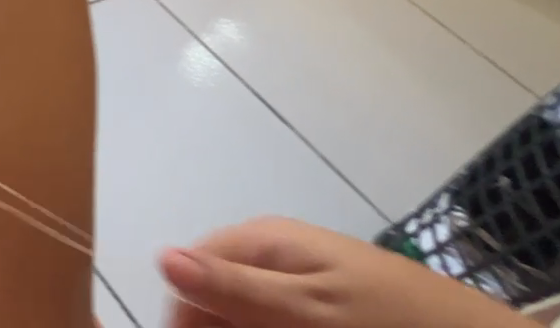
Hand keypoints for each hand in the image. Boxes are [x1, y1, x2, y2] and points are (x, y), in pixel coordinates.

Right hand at [162, 217, 535, 327]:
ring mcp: (307, 281)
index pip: (189, 273)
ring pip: (251, 315)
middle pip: (219, 297)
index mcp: (260, 240)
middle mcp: (274, 254)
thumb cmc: (399, 325)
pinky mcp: (335, 306)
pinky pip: (286, 320)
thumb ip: (236, 288)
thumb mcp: (315, 312)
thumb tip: (159, 256)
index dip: (186, 318)